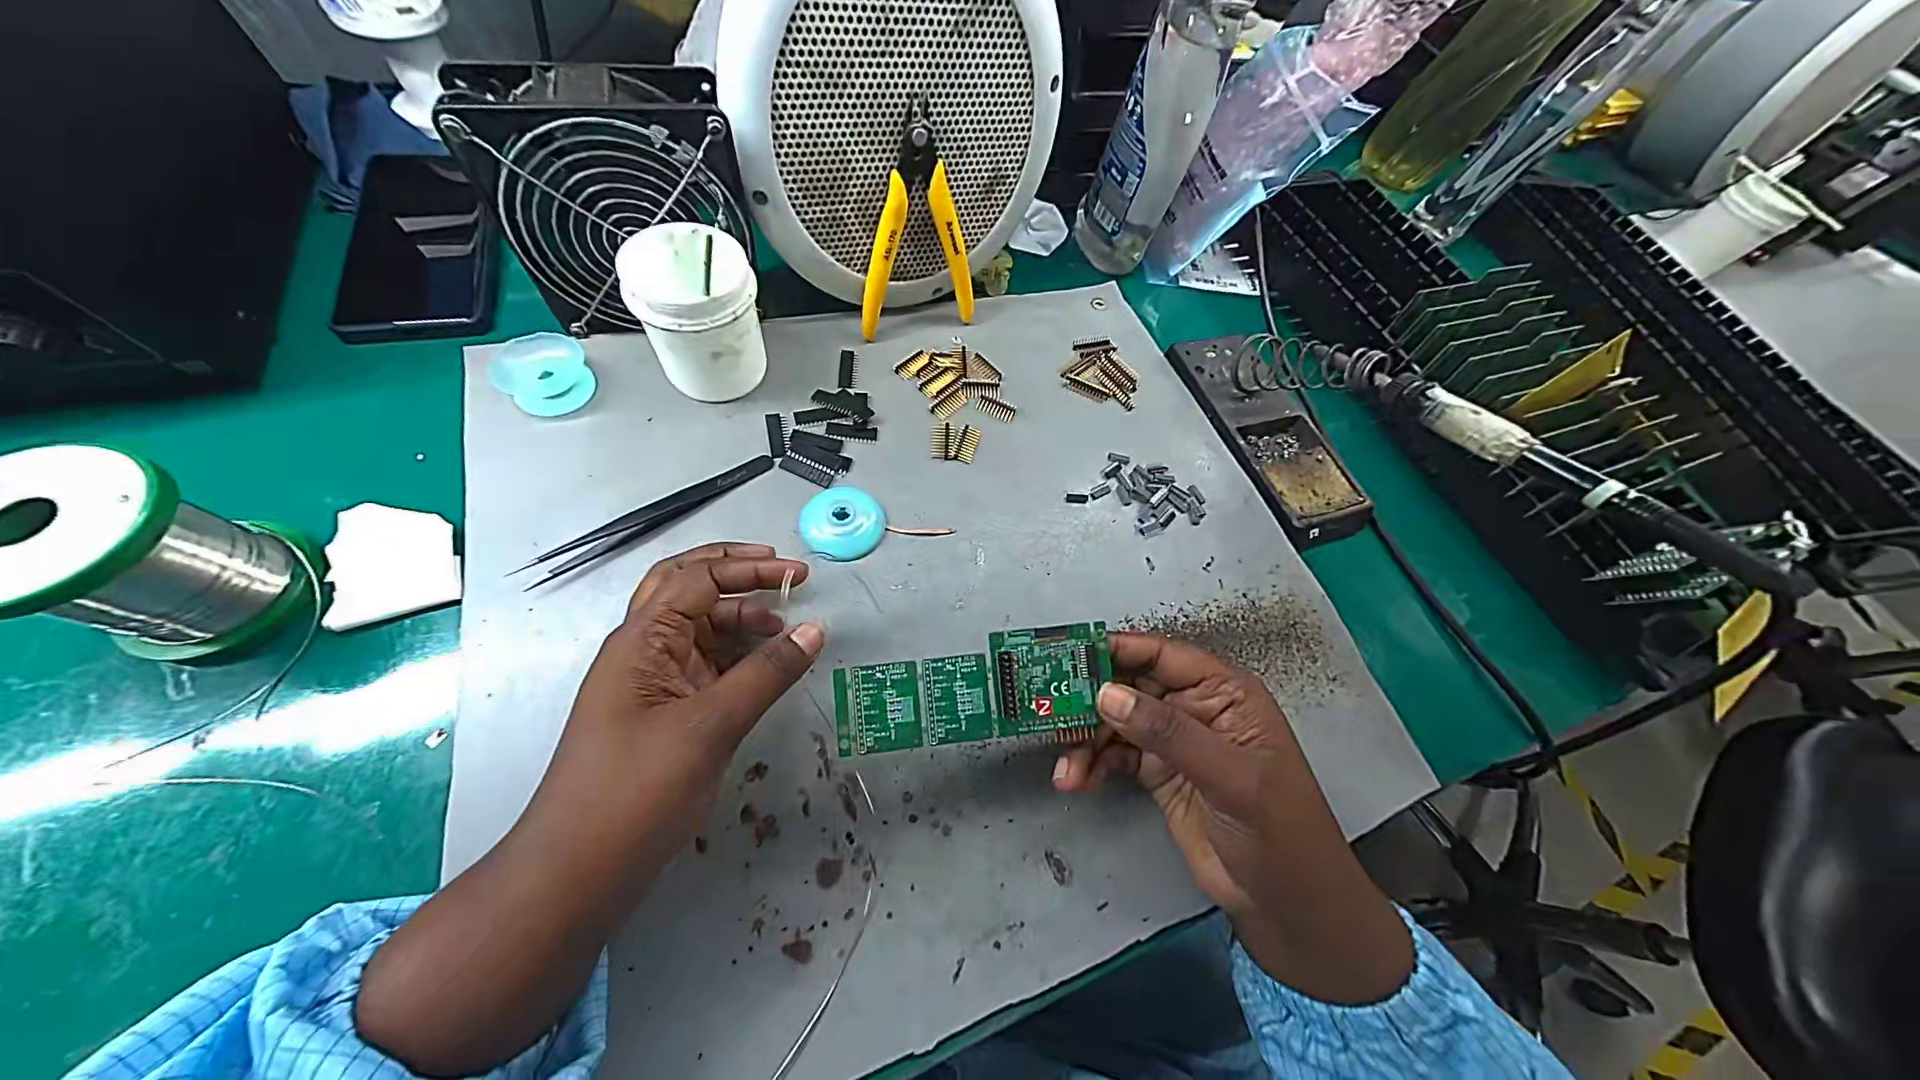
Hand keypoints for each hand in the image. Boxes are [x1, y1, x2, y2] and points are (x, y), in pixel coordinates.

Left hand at [359, 543, 825, 1075]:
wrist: (577, 872)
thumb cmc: (637, 791)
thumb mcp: (710, 727)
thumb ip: (767, 674)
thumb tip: (814, 630)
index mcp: (642, 639)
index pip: (697, 578)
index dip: (749, 568)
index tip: (798, 574)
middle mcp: (644, 650)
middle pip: (689, 588)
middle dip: (737, 574)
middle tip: (788, 577)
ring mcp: (653, 682)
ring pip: (699, 628)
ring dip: (740, 617)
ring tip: (785, 630)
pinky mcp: (665, 712)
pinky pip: (706, 665)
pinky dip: (738, 655)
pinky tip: (766, 666)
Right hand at [1052, 633, 1412, 1003]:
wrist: (1289, 906)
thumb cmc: (1280, 831)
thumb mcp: (1230, 778)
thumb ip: (1169, 733)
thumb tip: (1107, 694)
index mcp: (1223, 693)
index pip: (1163, 655)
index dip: (1116, 650)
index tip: (1068, 654)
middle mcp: (1194, 708)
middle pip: (1130, 686)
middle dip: (1089, 699)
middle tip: (1049, 710)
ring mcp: (1173, 742)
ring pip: (1115, 723)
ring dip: (1085, 741)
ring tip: (1065, 768)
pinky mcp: (1157, 773)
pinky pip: (1114, 757)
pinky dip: (1092, 765)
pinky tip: (1075, 780)